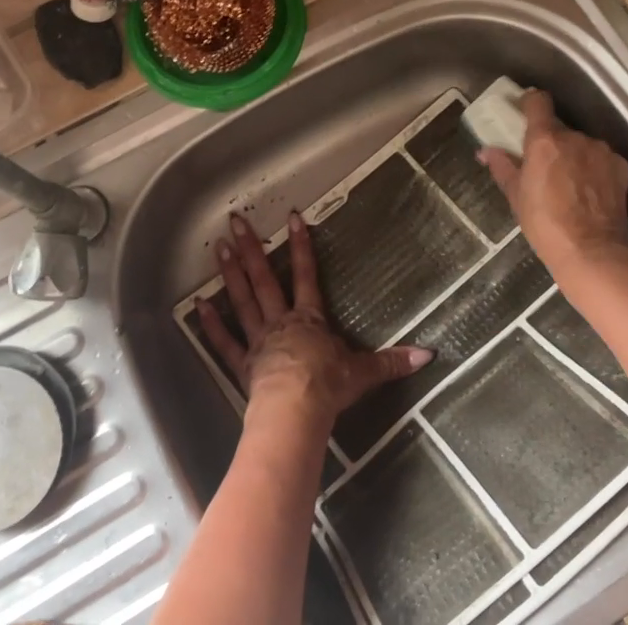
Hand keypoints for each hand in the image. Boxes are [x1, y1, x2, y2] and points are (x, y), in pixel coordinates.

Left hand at [196, 212, 431, 426]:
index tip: (291, 217)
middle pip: (264, 278)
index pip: (306, 274)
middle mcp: (281, 321)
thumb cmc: (329, 387)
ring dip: (230, 274)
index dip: (301, 245)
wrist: (297, 411)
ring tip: (218, 247)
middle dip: (251, 248)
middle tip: (235, 220)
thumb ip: (393, 362)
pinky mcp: (243, 364)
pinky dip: (212, 325)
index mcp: (310, 318)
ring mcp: (259, 341)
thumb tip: (429, 355)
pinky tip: (198, 306)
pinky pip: (225, 342)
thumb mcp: (366, 372)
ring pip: (242, 300)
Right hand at [478, 90, 627, 265]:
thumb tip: (485, 151)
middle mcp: (575, 137)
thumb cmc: (545, 225)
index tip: (524, 110)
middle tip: (543, 166)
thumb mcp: (516, 196)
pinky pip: (601, 159)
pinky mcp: (621, 166)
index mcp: (545, 139)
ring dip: (574, 155)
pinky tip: (589, 192)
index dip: (530, 102)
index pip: (538, 101)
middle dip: (551, 142)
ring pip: (582, 144)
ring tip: (568, 184)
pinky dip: (594, 168)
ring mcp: (601, 150)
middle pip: (560, 128)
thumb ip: (503, 167)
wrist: (591, 252)